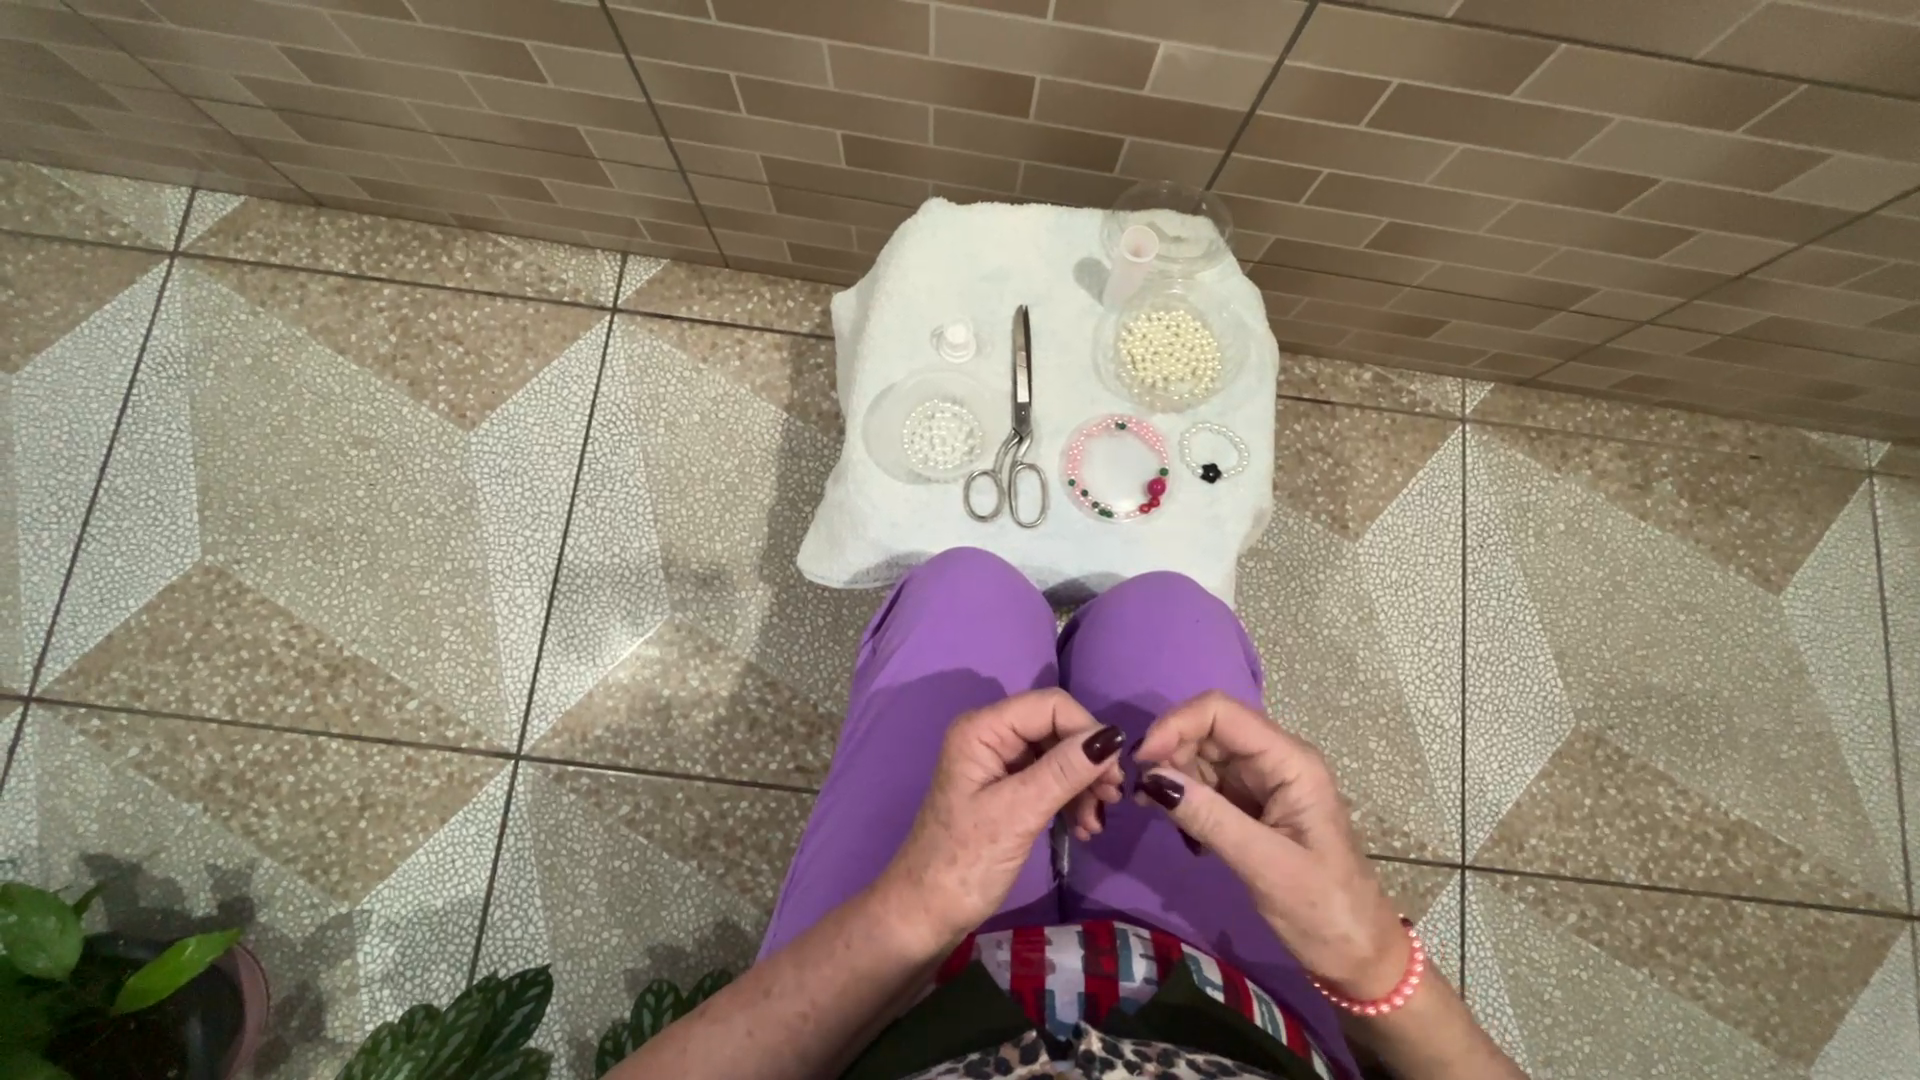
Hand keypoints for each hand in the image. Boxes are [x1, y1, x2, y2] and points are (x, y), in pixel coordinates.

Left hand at [877, 689, 1125, 948]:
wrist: (925, 913)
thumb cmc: (965, 863)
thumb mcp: (1019, 813)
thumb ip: (1064, 771)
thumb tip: (1113, 737)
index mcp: (982, 729)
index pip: (1051, 705)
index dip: (1087, 731)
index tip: (1112, 775)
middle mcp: (990, 735)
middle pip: (1056, 728)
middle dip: (1087, 761)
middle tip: (1111, 801)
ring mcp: (997, 762)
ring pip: (1058, 755)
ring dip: (1082, 785)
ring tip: (1094, 825)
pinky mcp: (1005, 788)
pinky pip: (1049, 779)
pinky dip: (1069, 799)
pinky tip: (1082, 829)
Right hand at [1132, 692, 1407, 999]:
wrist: (1358, 956)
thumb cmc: (1324, 910)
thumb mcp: (1264, 865)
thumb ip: (1208, 817)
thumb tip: (1151, 779)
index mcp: (1290, 761)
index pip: (1221, 712)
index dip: (1176, 725)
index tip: (1142, 761)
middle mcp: (1275, 760)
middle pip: (1208, 728)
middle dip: (1170, 750)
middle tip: (1142, 792)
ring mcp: (1262, 781)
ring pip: (1202, 754)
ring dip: (1172, 773)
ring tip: (1150, 807)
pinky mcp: (1250, 804)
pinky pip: (1206, 782)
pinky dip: (1181, 793)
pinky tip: (1169, 817)